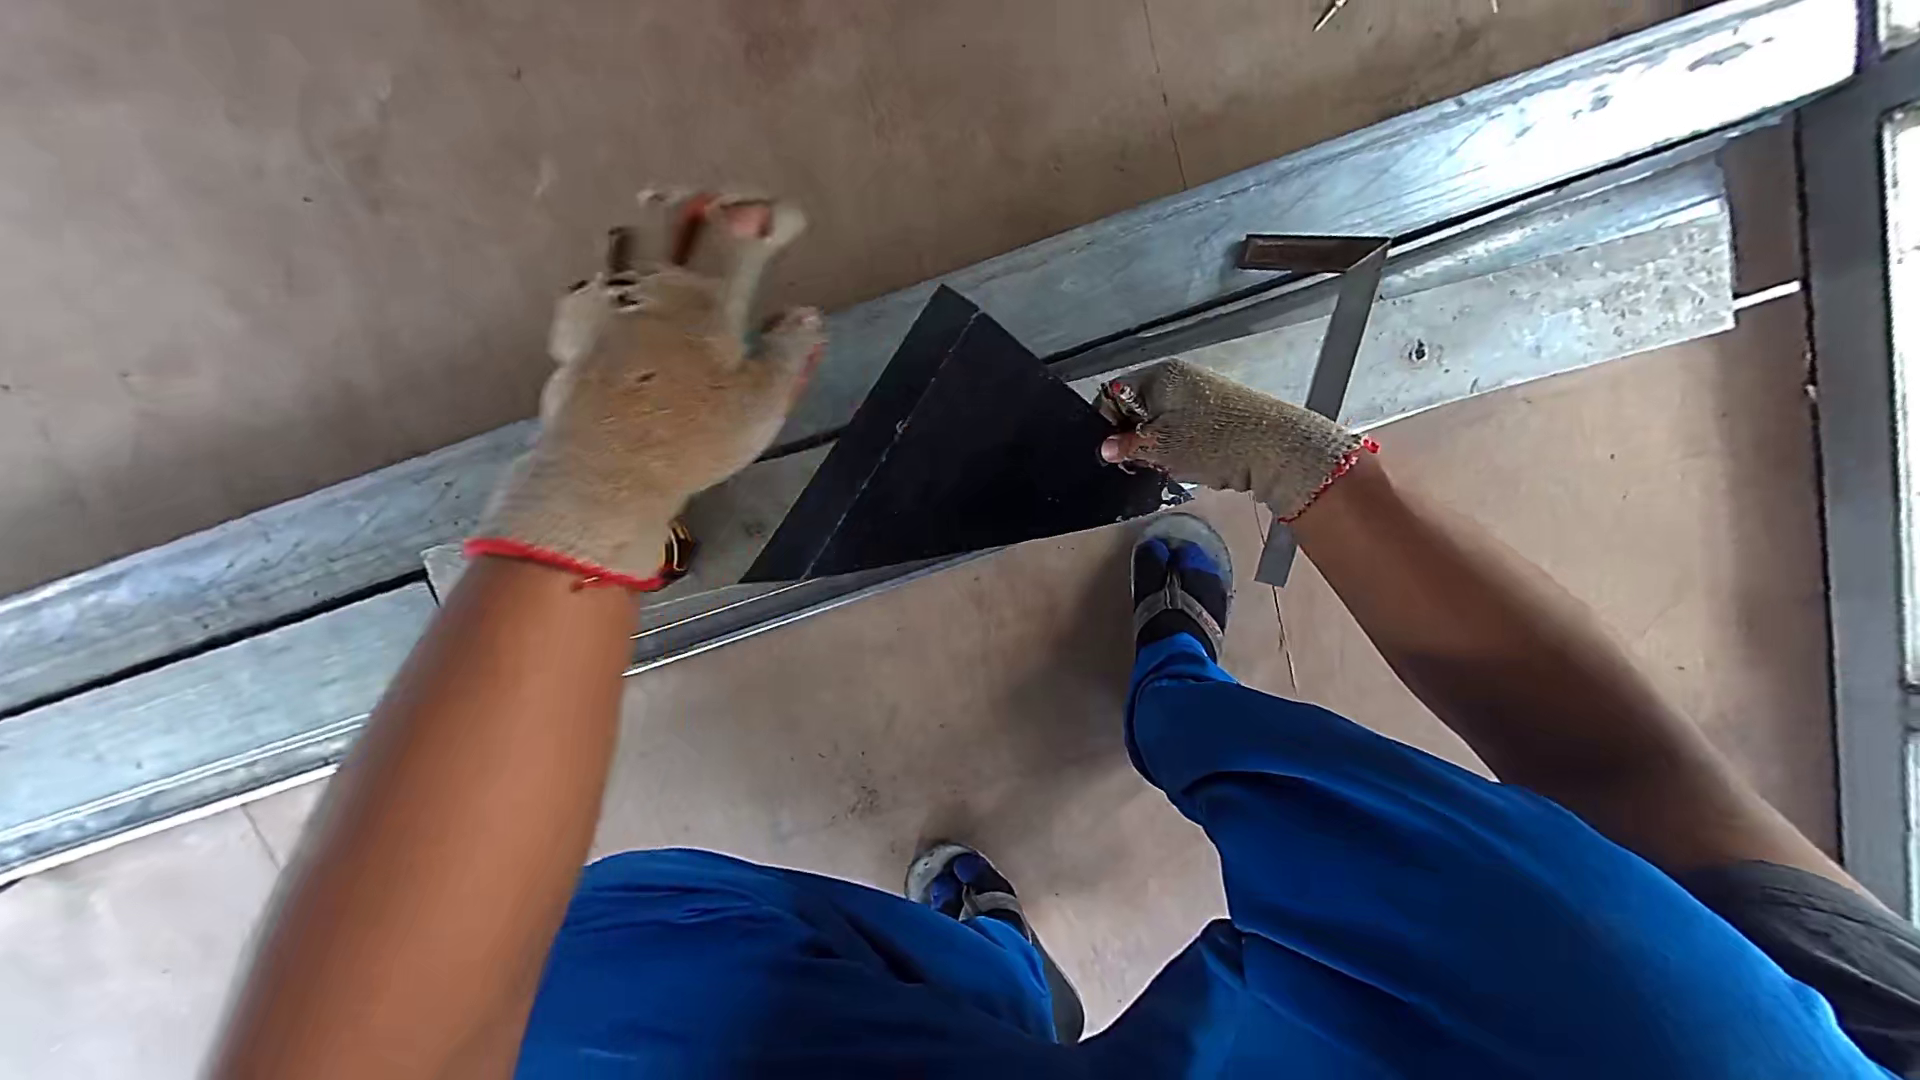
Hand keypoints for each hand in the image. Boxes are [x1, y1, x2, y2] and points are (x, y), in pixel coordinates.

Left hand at [469, 191, 824, 588]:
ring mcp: (604, 308)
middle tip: (726, 205)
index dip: (768, 214)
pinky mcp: (576, 337)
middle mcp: (650, 289)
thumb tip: (805, 313)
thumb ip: (790, 351)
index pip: (738, 233)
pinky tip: (615, 292)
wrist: (610, 472)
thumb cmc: (696, 437)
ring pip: (622, 238)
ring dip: (651, 224)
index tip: (793, 218)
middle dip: (704, 199)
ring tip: (669, 228)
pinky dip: (610, 278)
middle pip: (669, 214)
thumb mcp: (763, 400)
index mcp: (704, 300)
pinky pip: (586, 287)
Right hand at [1098, 359, 1373, 520]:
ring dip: (1156, 445)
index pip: (1116, 393)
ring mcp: (1200, 395)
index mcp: (1160, 375)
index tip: (1111, 449)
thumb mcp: (1161, 446)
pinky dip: (1178, 447)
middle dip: (1133, 436)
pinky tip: (1186, 463)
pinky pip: (1182, 429)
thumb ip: (1128, 444)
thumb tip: (1105, 447)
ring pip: (1160, 422)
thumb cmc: (1212, 441)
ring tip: (1165, 464)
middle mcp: (1179, 379)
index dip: (1108, 421)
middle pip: (1137, 408)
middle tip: (1137, 462)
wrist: (1275, 450)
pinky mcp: (1216, 414)